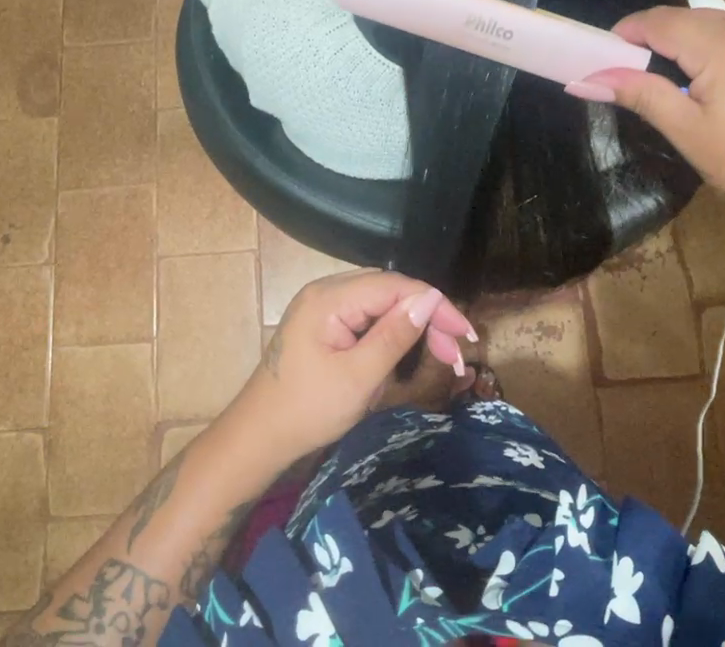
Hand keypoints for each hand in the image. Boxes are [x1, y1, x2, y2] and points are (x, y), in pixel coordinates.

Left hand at [220, 270, 474, 468]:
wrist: (258, 438)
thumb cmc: (307, 410)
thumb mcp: (358, 377)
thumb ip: (394, 335)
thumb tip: (431, 298)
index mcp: (329, 298)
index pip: (395, 286)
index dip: (435, 305)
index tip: (465, 336)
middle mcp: (325, 292)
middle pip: (389, 290)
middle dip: (428, 315)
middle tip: (457, 353)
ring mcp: (322, 307)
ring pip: (380, 303)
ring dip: (412, 324)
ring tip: (442, 353)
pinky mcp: (323, 324)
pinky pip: (366, 316)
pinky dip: (392, 331)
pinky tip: (409, 347)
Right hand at [578, 7, 724, 237]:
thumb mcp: (689, 133)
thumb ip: (639, 94)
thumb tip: (583, 79)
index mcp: (722, 43)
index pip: (656, 20)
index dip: (625, 35)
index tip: (608, 61)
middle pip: (689, 18)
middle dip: (660, 41)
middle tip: (647, 81)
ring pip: (723, 24)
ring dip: (697, 45)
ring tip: (693, 88)